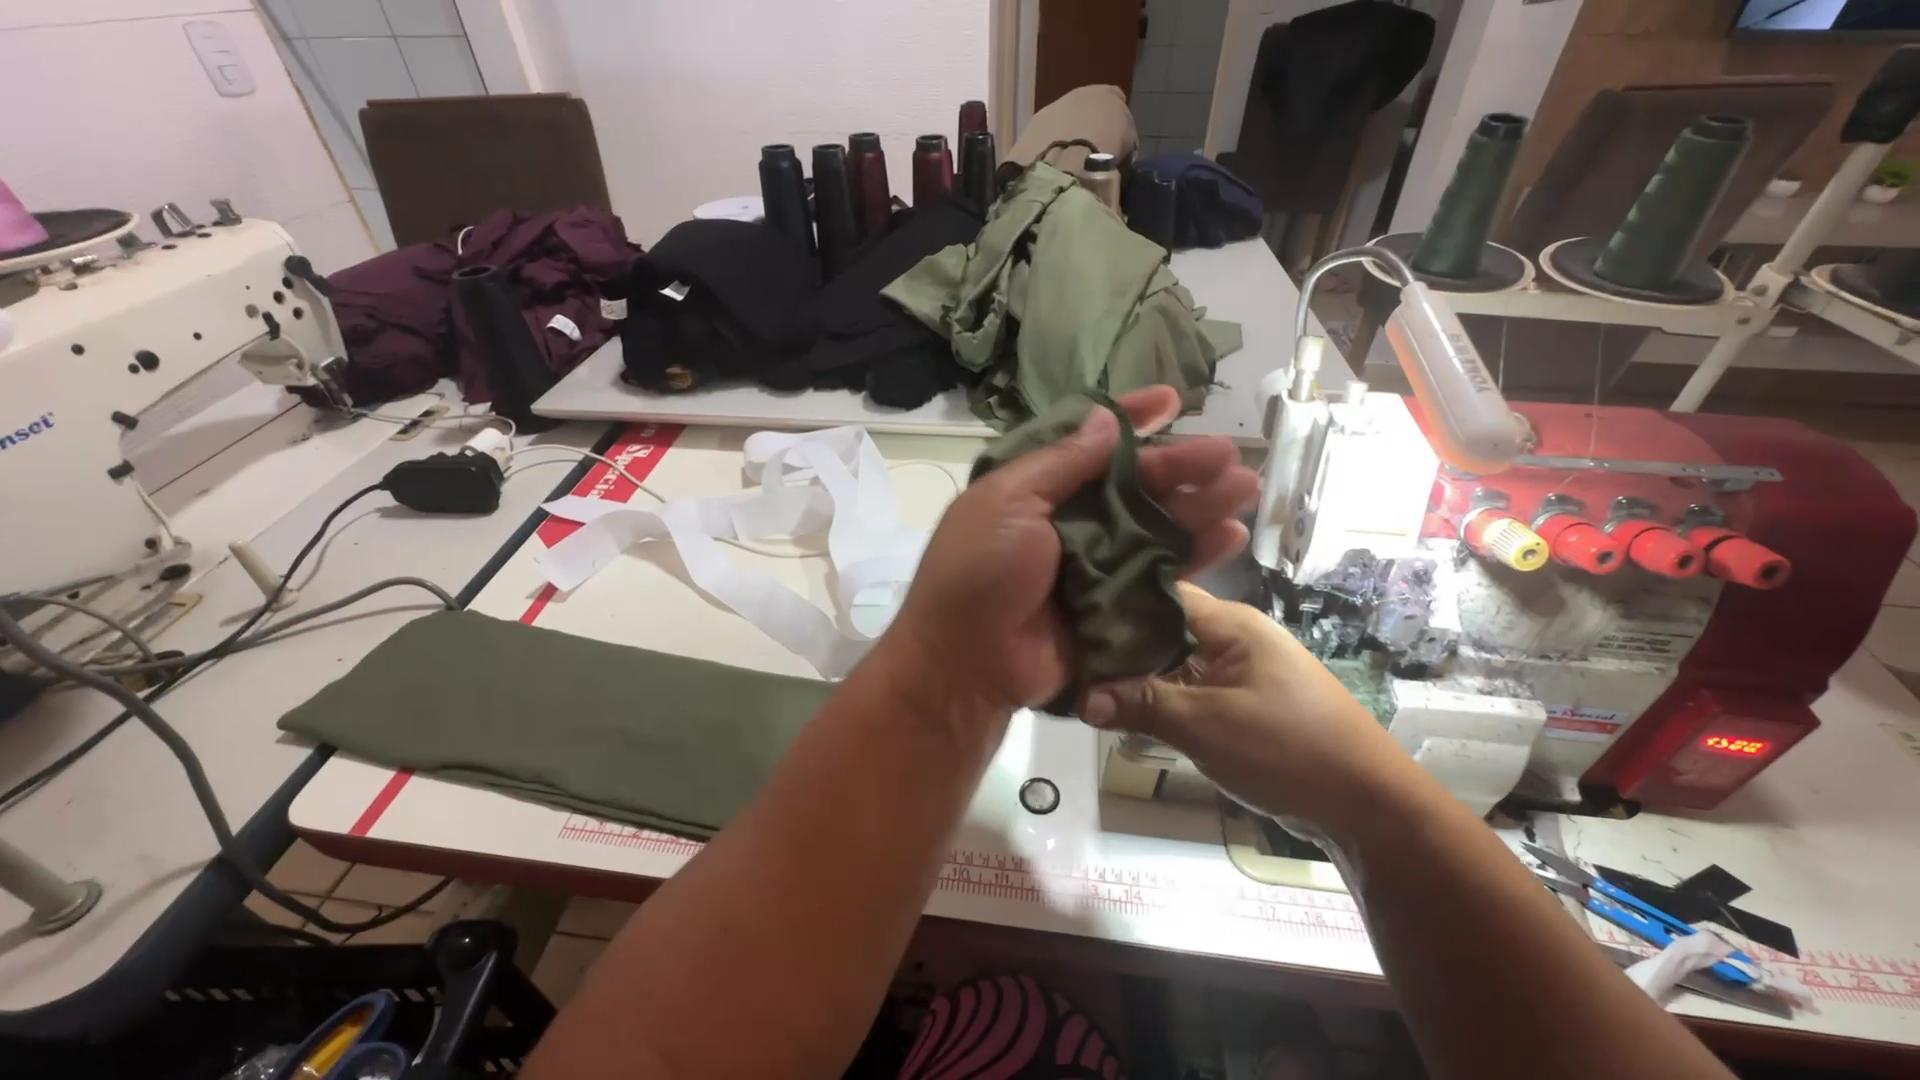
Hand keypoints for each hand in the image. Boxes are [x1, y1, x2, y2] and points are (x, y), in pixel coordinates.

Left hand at [884, 386, 1259, 713]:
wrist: (967, 662)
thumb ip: (1061, 463)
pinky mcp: (1116, 605)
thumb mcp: (1008, 501)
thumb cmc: (979, 570)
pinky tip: (1231, 537)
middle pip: (1135, 485)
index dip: (1129, 419)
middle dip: (1181, 466)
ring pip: (1157, 526)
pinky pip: (1162, 575)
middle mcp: (1070, 521)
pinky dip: (1196, 556)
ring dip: (1199, 506)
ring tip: (1245, 487)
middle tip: (1228, 453)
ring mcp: (1096, 564)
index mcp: (1037, 489)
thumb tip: (1105, 418)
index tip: (1171, 400)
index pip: (1089, 443)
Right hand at [1080, 583, 1420, 828]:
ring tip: (1084, 683)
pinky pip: (1191, 687)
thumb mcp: (1206, 725)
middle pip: (1163, 627)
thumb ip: (1142, 705)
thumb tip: (1082, 698)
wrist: (1366, 804)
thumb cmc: (1287, 749)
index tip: (1067, 622)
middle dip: (1119, 645)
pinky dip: (1161, 696)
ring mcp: (1242, 669)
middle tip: (1066, 659)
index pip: (1159, 594)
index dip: (1113, 606)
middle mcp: (1235, 636)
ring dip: (1139, 675)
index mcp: (1231, 623)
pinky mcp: (1245, 701)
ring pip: (1176, 660)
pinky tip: (1125, 709)